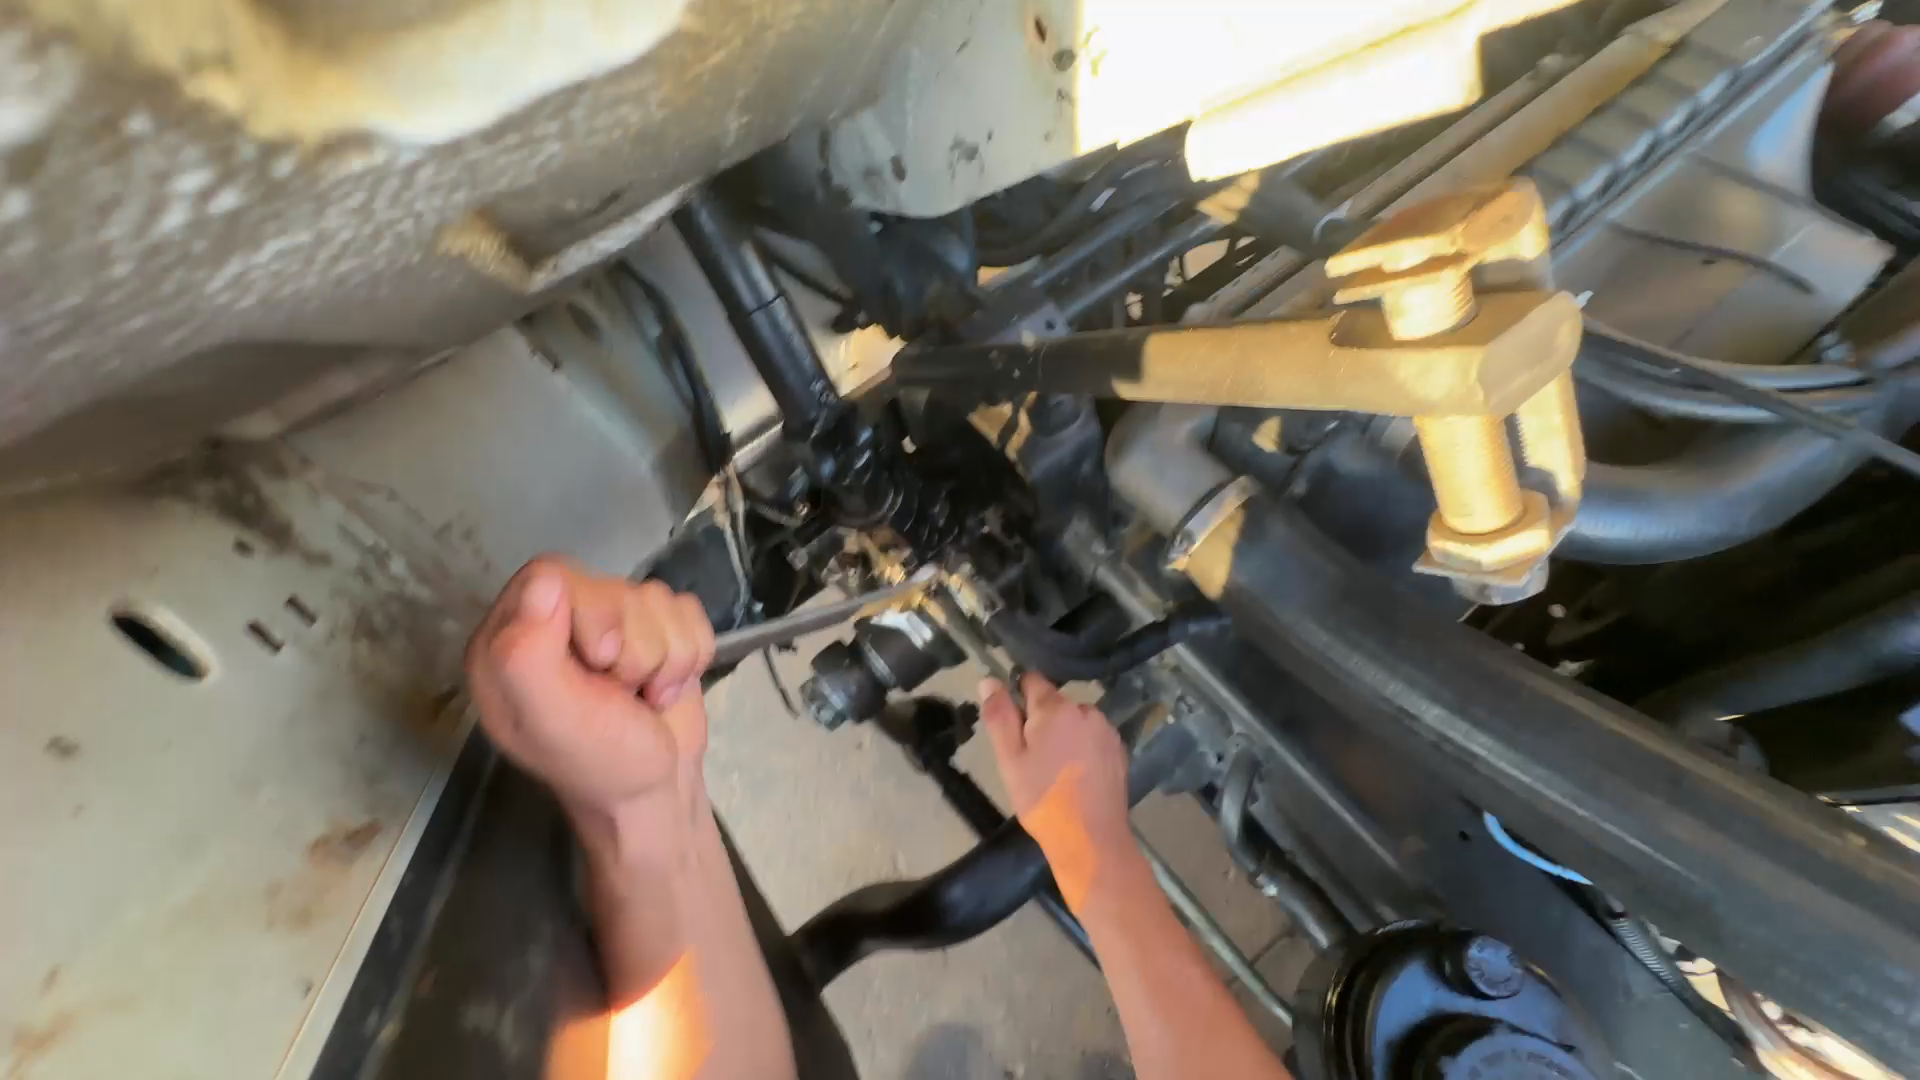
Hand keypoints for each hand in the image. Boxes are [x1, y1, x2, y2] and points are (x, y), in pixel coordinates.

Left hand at [465, 556, 716, 839]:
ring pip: (658, 600)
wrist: (658, 793)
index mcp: (512, 637)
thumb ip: (527, 653)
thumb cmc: (599, 763)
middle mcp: (560, 623)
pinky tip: (667, 687)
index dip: (592, 612)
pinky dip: (691, 655)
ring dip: (667, 659)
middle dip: (638, 647)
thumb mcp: (550, 720)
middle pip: (616, 588)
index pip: (554, 574)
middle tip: (624, 692)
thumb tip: (546, 579)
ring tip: (647, 697)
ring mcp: (615, 625)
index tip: (601, 660)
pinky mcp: (660, 630)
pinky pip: (689, 612)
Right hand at [979, 673, 1136, 909]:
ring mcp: (1107, 730)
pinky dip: (1083, 748)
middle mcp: (1085, 710)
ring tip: (1055, 771)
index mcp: (1055, 708)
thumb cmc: (1042, 798)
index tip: (1014, 727)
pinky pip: (1093, 738)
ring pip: (1075, 721)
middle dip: (1042, 722)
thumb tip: (990, 680)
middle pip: (1055, 704)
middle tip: (1032, 759)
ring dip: (1064, 734)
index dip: (1018, 697)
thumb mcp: (1010, 759)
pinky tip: (1077, 777)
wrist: (1090, 839)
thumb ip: (999, 716)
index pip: (1032, 681)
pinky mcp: (1120, 751)